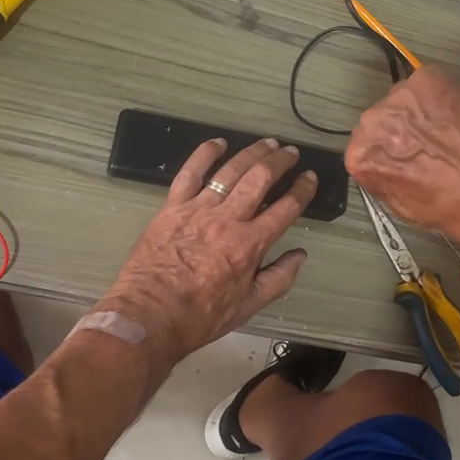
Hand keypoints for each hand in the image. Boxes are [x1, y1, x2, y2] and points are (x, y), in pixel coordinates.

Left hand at [97, 137, 315, 363]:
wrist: (149, 316)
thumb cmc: (201, 316)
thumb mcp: (249, 305)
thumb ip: (279, 278)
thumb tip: (300, 254)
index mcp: (250, 244)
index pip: (286, 208)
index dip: (303, 190)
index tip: (310, 177)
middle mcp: (228, 219)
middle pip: (260, 179)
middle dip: (280, 162)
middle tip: (291, 152)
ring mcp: (198, 209)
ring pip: (230, 171)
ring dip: (252, 153)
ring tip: (267, 143)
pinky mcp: (173, 207)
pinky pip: (190, 173)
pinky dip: (205, 154)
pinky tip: (218, 143)